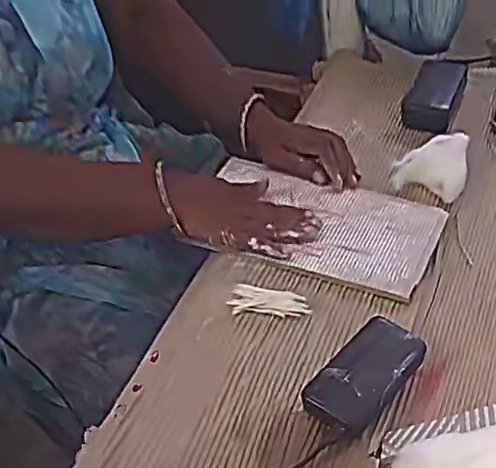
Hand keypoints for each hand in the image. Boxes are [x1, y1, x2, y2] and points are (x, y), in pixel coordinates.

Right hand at [163, 171, 318, 255]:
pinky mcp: (230, 237)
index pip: (276, 207)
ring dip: (290, 236)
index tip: (312, 216)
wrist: (177, 196)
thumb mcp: (226, 185)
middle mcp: (246, 212)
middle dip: (298, 224)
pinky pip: (254, 244)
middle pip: (278, 219)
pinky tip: (284, 253)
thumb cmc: (198, 190)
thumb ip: (247, 189)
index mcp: (246, 200)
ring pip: (271, 231)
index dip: (295, 213)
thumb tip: (265, 187)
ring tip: (308, 239)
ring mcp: (239, 225)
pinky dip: (270, 249)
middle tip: (317, 228)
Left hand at [244, 106, 360, 189]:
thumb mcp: (281, 160)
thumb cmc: (270, 145)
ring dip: (349, 163)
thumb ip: (302, 168)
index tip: (339, 185)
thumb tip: (321, 177)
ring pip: (340, 146)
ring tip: (355, 180)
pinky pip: (338, 144)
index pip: (325, 152)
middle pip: (337, 148)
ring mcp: (318, 133)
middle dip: (346, 168)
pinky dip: (347, 157)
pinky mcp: (320, 136)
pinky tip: (351, 168)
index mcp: (305, 139)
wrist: (263, 128)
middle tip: (351, 186)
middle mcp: (315, 134)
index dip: (334, 169)